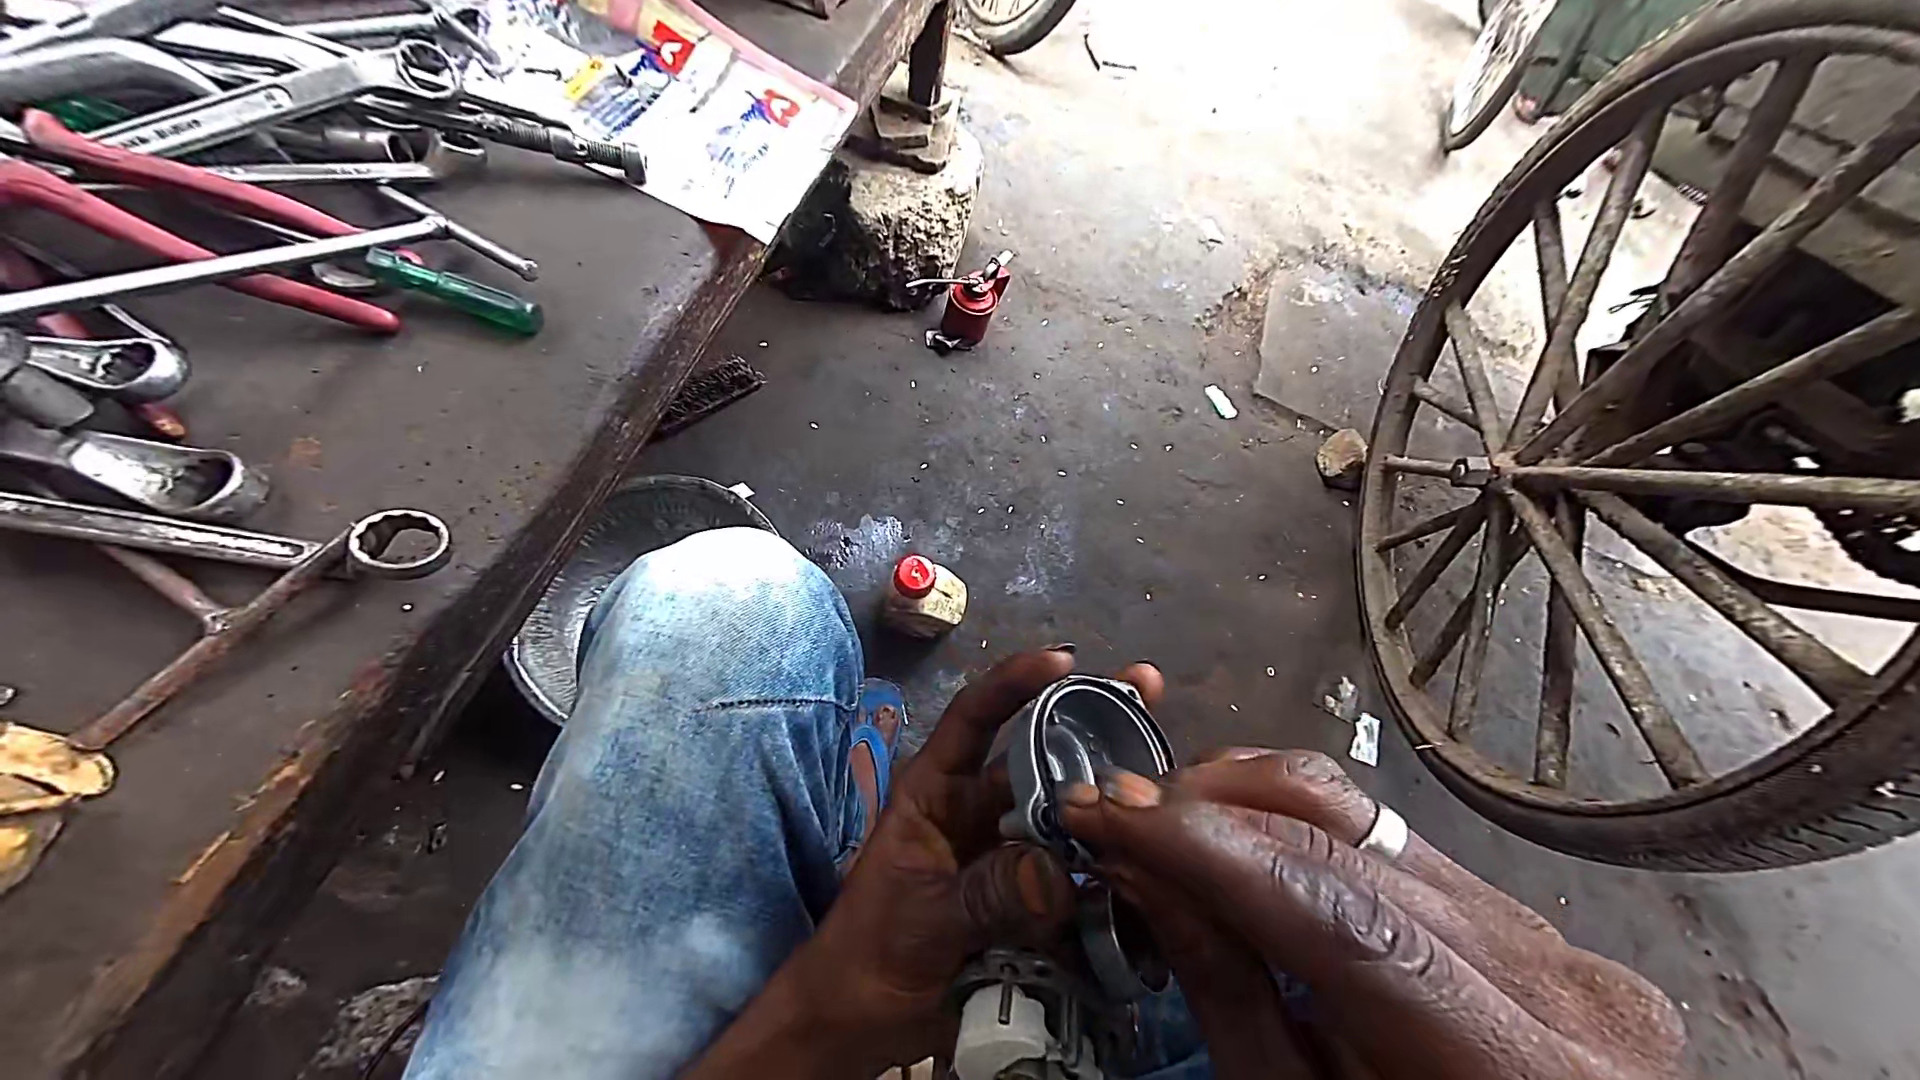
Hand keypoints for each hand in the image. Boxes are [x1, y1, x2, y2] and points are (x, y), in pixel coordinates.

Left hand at [689, 648, 1135, 1077]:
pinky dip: (1112, 867)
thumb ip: (983, 896)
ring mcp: (1011, 849)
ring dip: (1110, 798)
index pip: (973, 716)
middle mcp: (982, 807)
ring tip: (1167, 777)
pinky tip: (1154, 862)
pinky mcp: (1034, 893)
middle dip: (1089, 725)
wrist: (864, 1023)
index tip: (1063, 660)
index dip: (1013, 681)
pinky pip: (1078, 871)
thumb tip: (1058, 873)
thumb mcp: (922, 918)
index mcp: (939, 789)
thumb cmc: (870, 952)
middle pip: (1039, 754)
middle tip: (1145, 692)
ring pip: (1066, 810)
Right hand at [1063, 750, 1688, 1079]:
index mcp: (1518, 1070)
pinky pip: (1364, 818)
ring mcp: (1529, 923)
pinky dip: (1275, 804)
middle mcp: (1545, 972)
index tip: (1107, 810)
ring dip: (1230, 793)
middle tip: (1109, 804)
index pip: (1336, 915)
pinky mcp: (1497, 897)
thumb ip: (1224, 988)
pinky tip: (1222, 813)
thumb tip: (1138, 868)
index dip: (1207, 848)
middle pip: (1335, 840)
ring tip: (1156, 810)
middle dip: (1200, 809)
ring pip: (1347, 806)